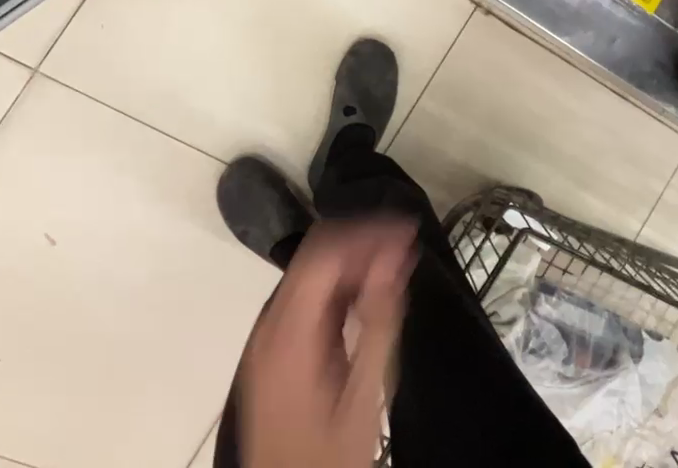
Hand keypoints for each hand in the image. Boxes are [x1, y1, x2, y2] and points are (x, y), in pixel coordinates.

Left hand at [237, 219, 416, 467]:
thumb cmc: (330, 456)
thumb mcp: (363, 392)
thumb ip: (378, 319)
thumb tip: (394, 258)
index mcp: (288, 331)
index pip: (323, 252)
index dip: (366, 231)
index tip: (407, 231)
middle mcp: (271, 324)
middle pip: (314, 257)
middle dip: (362, 242)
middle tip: (407, 245)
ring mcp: (269, 337)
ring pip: (311, 274)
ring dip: (354, 262)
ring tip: (398, 263)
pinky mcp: (276, 350)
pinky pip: (308, 299)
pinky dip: (340, 286)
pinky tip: (371, 292)